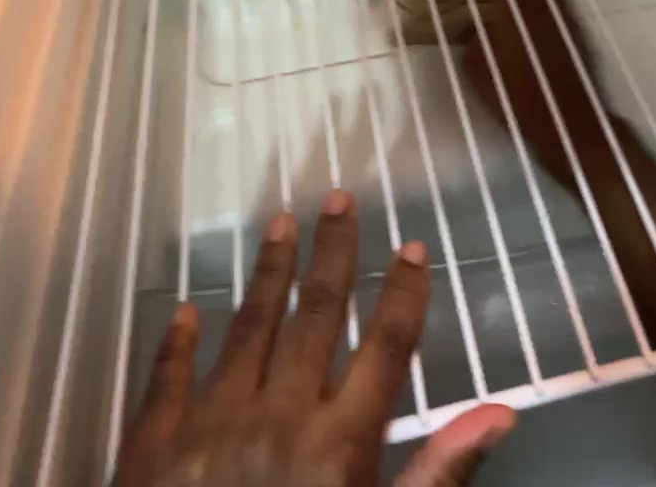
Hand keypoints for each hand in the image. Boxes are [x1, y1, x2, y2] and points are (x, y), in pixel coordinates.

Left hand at [115, 190, 516, 486]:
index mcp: (339, 441)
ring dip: (267, 274)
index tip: (413, 246)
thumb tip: (500, 413)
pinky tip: (185, 308)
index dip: (402, 294)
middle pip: (315, 316)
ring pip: (248, 327)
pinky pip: (167, 378)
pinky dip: (177, 342)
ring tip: (280, 222)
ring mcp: (213, 421)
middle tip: (338, 197)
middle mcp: (280, 412)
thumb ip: (438, 473)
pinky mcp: (154, 444)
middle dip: (332, 254)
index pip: (384, 349)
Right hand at [460, 0, 604, 177]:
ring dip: (535, 14)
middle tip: (500, 14)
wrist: (568, 121)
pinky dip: (549, 31)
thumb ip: (473, 40)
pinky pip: (560, 24)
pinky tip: (539, 52)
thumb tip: (475, 28)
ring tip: (520, 35)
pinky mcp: (583, 39)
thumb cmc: (516, 93)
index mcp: (518, 4)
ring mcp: (569, 20)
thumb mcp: (478, 69)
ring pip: (548, 5)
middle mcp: (547, 3)